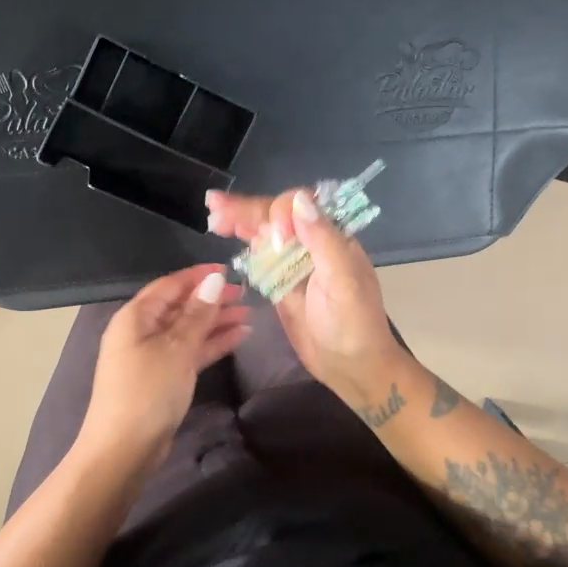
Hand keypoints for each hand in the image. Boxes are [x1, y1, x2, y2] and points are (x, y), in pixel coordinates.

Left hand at [77, 265, 250, 468]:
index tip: (230, 270)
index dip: (199, 276)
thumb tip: (214, 281)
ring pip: (188, 329)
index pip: (170, 285)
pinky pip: (190, 351)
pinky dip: (212, 344)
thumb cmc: (148, 391)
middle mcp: (141, 332)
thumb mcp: (176, 348)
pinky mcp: (164, 378)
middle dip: (211, 299)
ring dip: (216, 321)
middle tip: (245, 294)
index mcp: (135, 317)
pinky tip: (239, 337)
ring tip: (249, 315)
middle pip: (180, 306)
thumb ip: (197, 314)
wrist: (124, 450)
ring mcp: (152, 356)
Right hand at [206, 188, 407, 399]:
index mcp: (333, 236)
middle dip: (247, 209)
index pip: (300, 208)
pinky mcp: (281, 282)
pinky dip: (244, 244)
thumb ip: (323, 239)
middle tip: (214, 206)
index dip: (281, 214)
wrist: (351, 367)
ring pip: (265, 234)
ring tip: (213, 215)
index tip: (276, 237)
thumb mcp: (342, 281)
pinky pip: (261, 257)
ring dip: (240, 220)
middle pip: (276, 217)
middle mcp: (312, 243)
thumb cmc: (354, 323)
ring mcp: (295, 263)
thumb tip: (300, 199)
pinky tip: (226, 234)